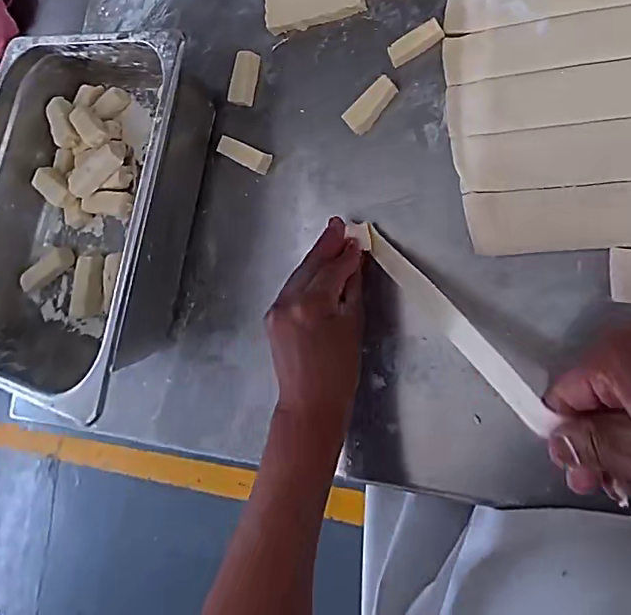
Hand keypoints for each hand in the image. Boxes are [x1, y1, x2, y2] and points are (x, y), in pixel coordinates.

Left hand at [265, 217, 364, 426]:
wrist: (310, 407)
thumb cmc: (339, 373)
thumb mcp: (353, 325)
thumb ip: (352, 289)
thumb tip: (354, 263)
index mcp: (311, 305)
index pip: (332, 270)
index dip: (347, 254)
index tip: (357, 240)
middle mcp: (288, 303)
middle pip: (311, 266)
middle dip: (327, 245)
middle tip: (339, 225)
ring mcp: (276, 310)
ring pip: (300, 274)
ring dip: (316, 258)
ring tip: (332, 239)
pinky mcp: (273, 317)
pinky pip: (293, 288)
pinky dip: (307, 276)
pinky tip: (318, 268)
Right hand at [546, 323, 630, 519]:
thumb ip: (594, 446)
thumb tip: (558, 439)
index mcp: (617, 356)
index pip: (564, 391)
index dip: (564, 435)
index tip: (577, 473)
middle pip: (591, 389)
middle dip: (591, 439)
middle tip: (600, 487)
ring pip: (620, 392)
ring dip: (617, 435)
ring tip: (629, 483)